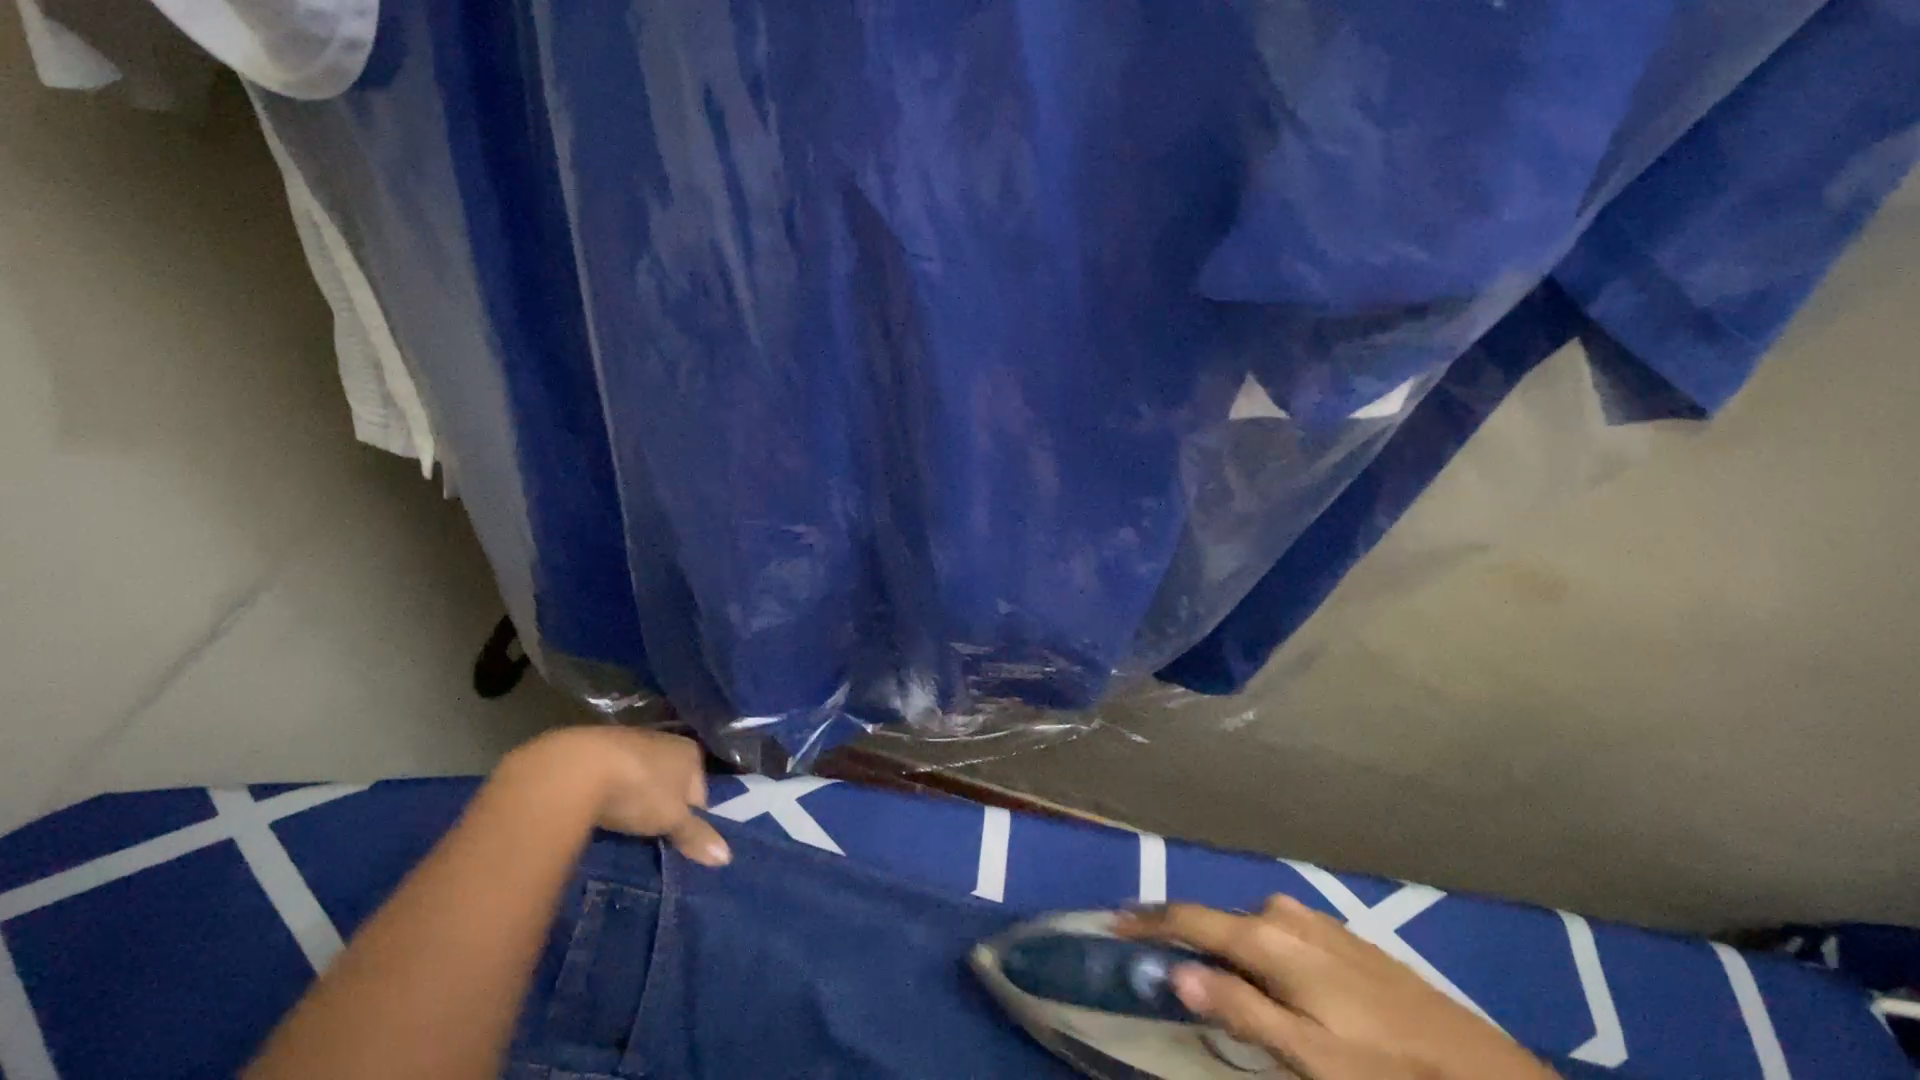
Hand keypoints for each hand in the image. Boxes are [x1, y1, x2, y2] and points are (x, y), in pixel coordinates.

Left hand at [500, 727, 730, 867]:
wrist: (575, 768)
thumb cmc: (638, 790)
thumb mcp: (671, 819)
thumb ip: (696, 835)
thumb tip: (727, 858)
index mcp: (689, 752)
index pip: (700, 791)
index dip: (688, 817)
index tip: (671, 836)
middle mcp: (663, 739)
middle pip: (669, 782)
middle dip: (659, 805)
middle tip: (645, 831)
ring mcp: (628, 739)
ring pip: (639, 776)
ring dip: (632, 796)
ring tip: (618, 821)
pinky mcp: (595, 746)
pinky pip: (610, 773)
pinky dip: (606, 789)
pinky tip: (595, 805)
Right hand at [1119, 896, 1556, 1079]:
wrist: (1484, 1074)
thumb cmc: (1386, 1070)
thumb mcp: (1308, 1055)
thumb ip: (1240, 1008)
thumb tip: (1175, 972)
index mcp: (1274, 939)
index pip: (1194, 920)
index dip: (1149, 921)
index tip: (1112, 923)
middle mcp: (1292, 918)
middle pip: (1223, 919)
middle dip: (1188, 936)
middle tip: (1160, 963)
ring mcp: (1325, 927)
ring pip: (1255, 925)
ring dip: (1226, 943)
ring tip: (1212, 975)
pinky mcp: (1349, 942)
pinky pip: (1284, 933)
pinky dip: (1260, 947)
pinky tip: (1270, 976)